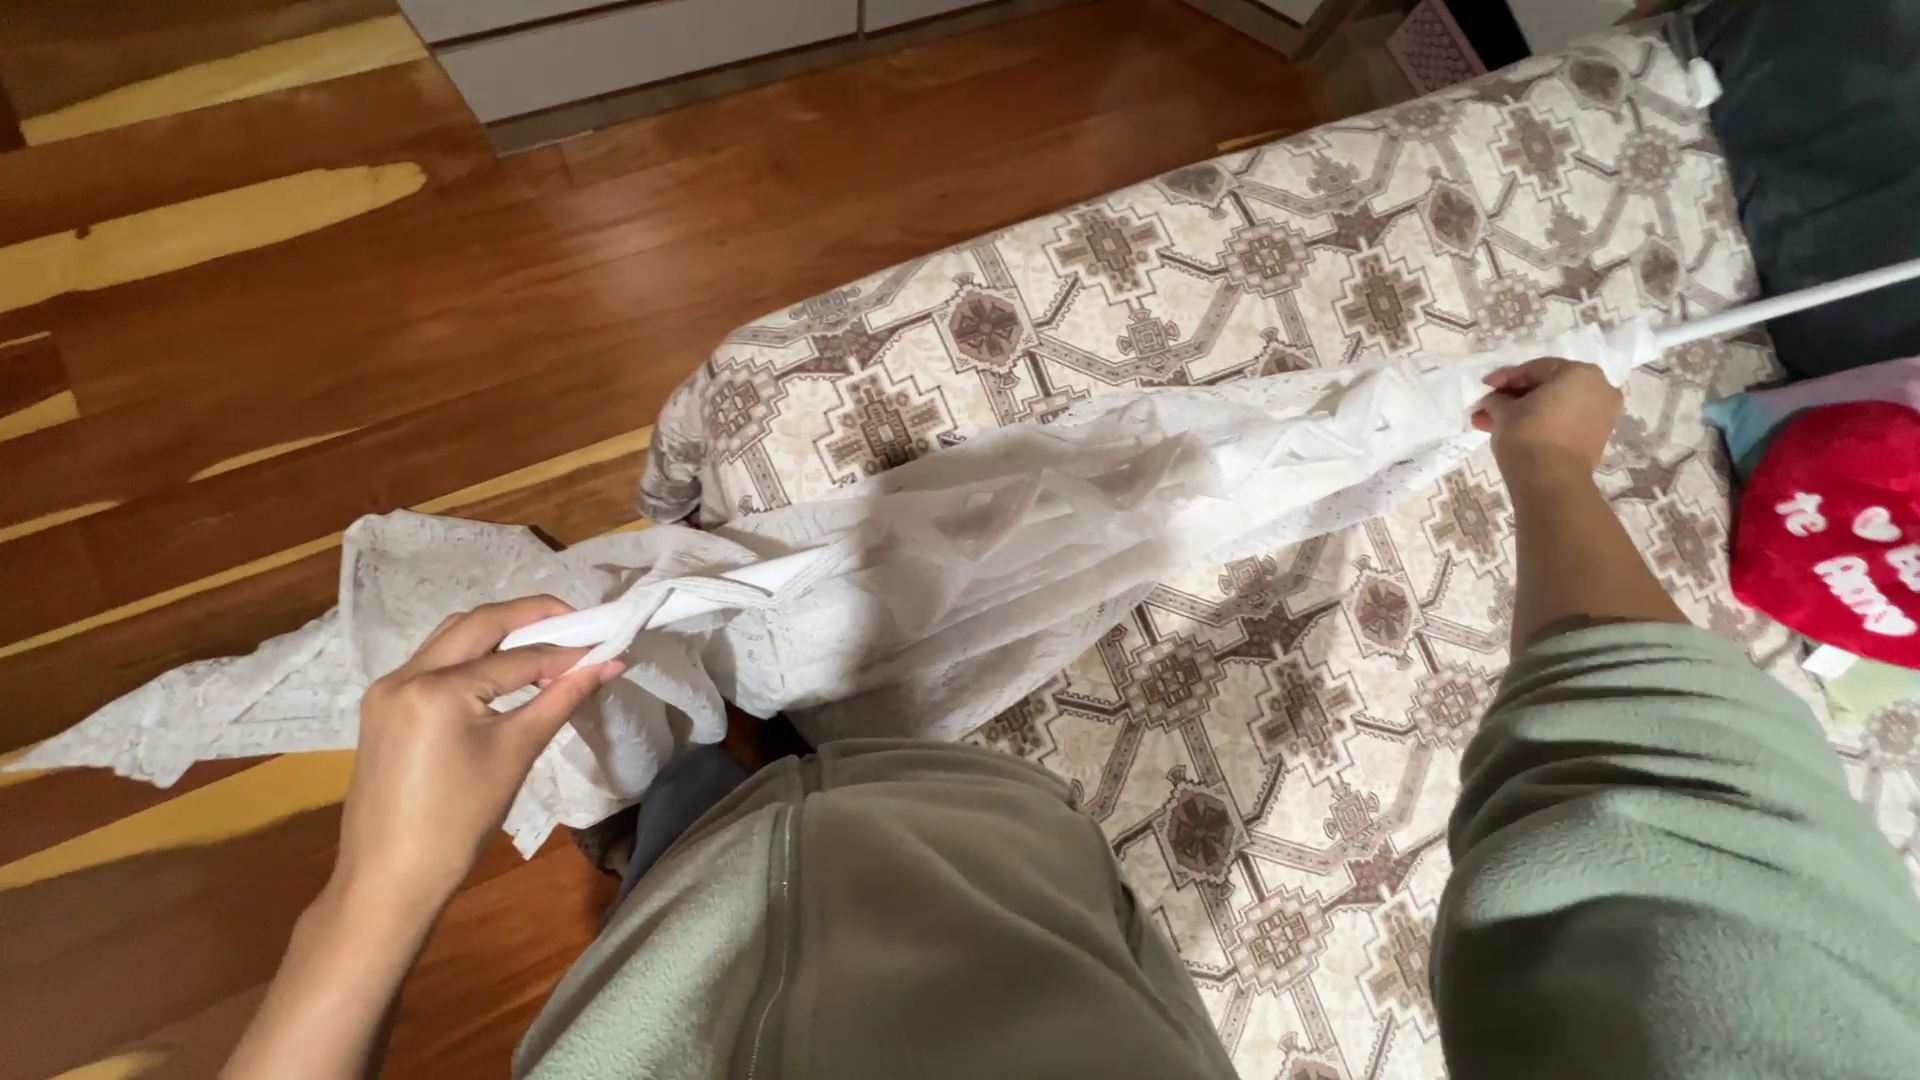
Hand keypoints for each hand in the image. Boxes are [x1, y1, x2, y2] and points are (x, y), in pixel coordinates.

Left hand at [333, 596, 624, 915]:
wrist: (390, 877)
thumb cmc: (460, 819)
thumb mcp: (519, 751)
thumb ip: (564, 697)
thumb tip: (611, 663)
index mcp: (437, 689)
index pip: (518, 657)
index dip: (567, 652)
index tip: (607, 648)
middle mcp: (405, 675)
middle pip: (480, 623)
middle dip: (532, 615)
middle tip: (578, 622)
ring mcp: (388, 689)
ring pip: (454, 635)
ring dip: (502, 630)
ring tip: (548, 641)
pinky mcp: (384, 705)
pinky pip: (437, 660)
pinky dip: (477, 653)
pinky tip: (508, 669)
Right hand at [1471, 357, 1622, 479]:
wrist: (1551, 478)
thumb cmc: (1527, 433)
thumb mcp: (1503, 411)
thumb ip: (1497, 400)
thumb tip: (1494, 400)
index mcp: (1579, 373)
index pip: (1536, 368)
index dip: (1505, 377)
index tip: (1483, 387)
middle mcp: (1599, 388)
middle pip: (1548, 387)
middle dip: (1513, 397)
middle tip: (1487, 407)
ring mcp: (1602, 413)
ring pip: (1555, 406)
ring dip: (1523, 412)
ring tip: (1491, 424)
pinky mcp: (1596, 436)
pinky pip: (1564, 421)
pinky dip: (1540, 423)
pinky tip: (1513, 432)